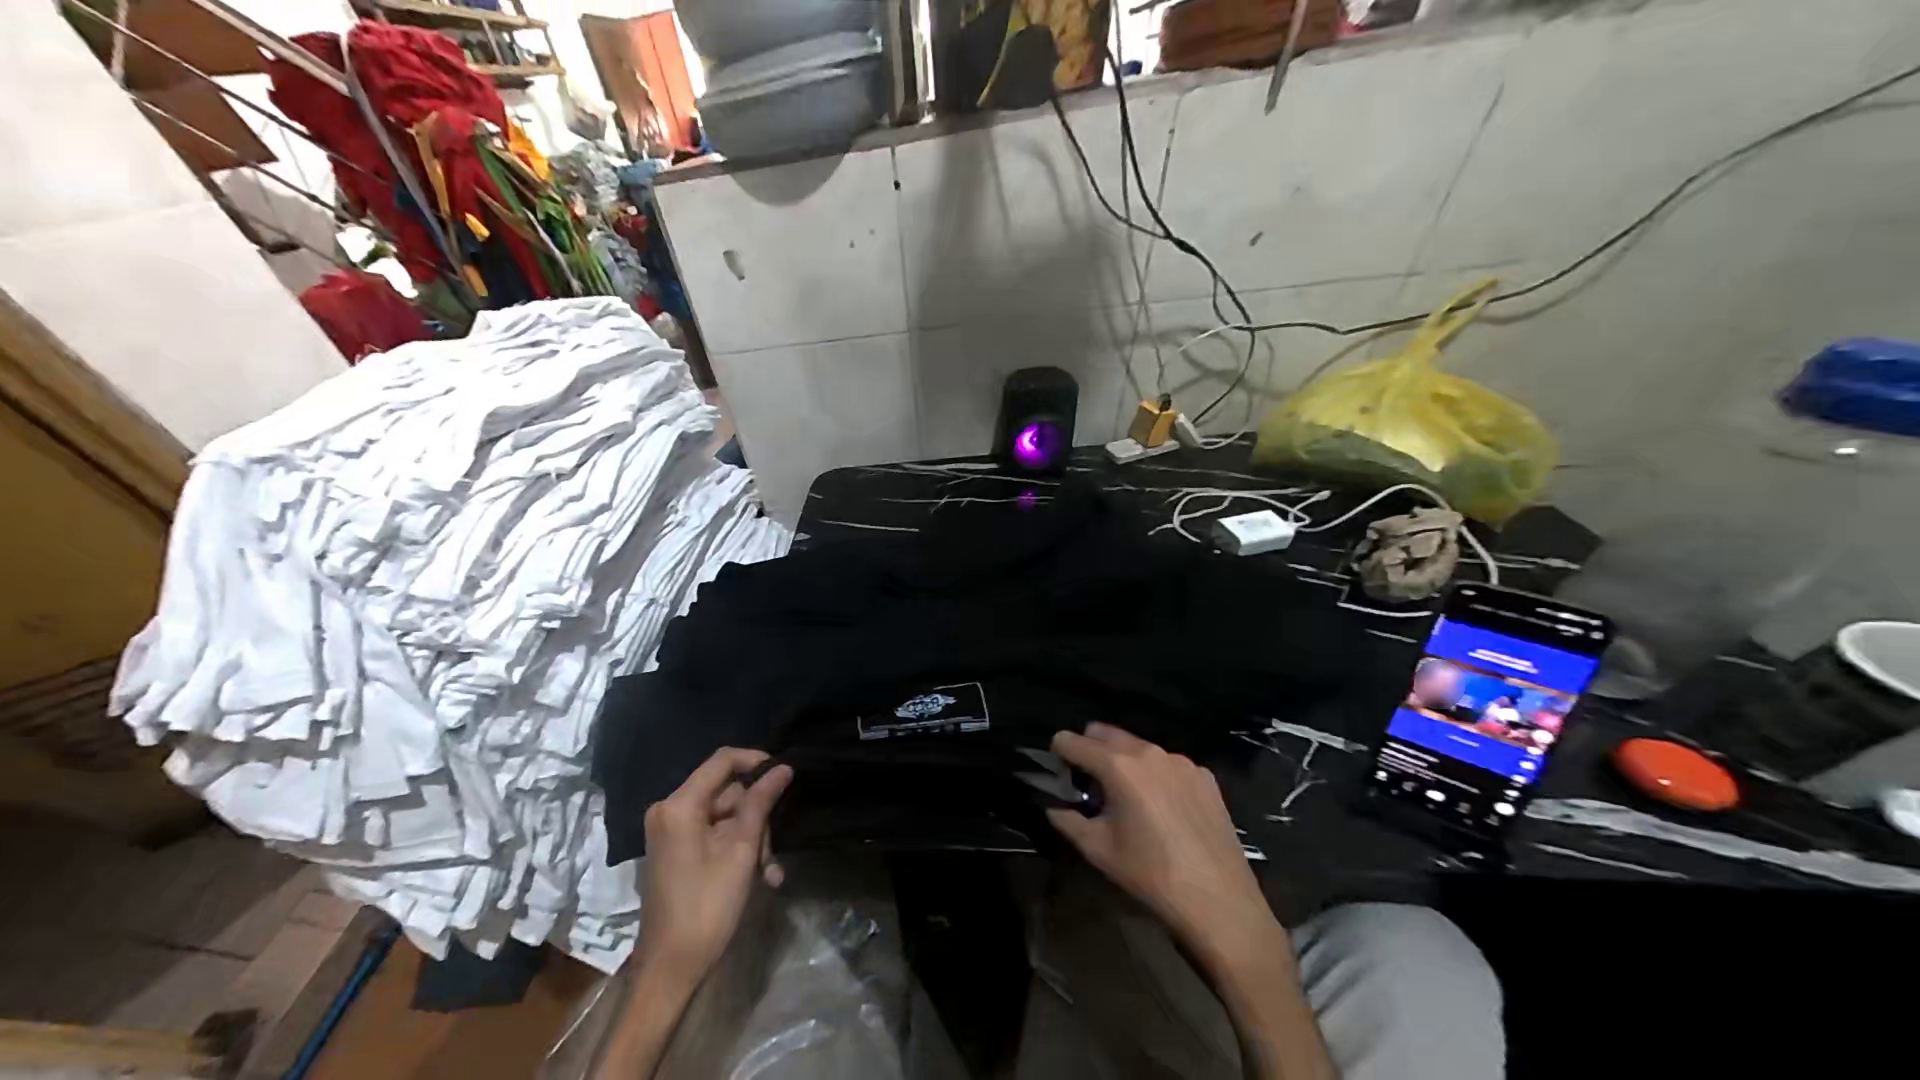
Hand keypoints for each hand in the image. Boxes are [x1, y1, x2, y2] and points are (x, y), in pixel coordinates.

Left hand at [638, 747, 793, 986]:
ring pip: (726, 816)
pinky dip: (737, 850)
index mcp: (679, 806)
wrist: (671, 967)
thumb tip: (783, 768)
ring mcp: (671, 832)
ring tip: (769, 873)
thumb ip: (761, 803)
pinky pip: (714, 834)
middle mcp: (669, 811)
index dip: (756, 761)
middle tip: (772, 852)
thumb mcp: (741, 851)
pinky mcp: (676, 850)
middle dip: (757, 818)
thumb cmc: (707, 906)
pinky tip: (759, 877)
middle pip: (727, 793)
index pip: (722, 761)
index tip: (785, 776)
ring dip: (753, 840)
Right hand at [1046, 723, 1283, 967]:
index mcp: (1118, 765)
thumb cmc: (1150, 874)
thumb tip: (1054, 807)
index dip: (1059, 752)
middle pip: (1105, 733)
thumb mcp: (1098, 850)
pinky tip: (1163, 809)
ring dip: (1124, 762)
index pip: (1072, 740)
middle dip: (1090, 750)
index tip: (1058, 771)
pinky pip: (1167, 764)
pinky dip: (1155, 775)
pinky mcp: (1204, 776)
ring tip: (1128, 798)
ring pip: (1138, 747)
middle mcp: (1149, 752)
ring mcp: (1181, 761)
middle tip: (1089, 784)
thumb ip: (1067, 820)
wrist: (1218, 900)